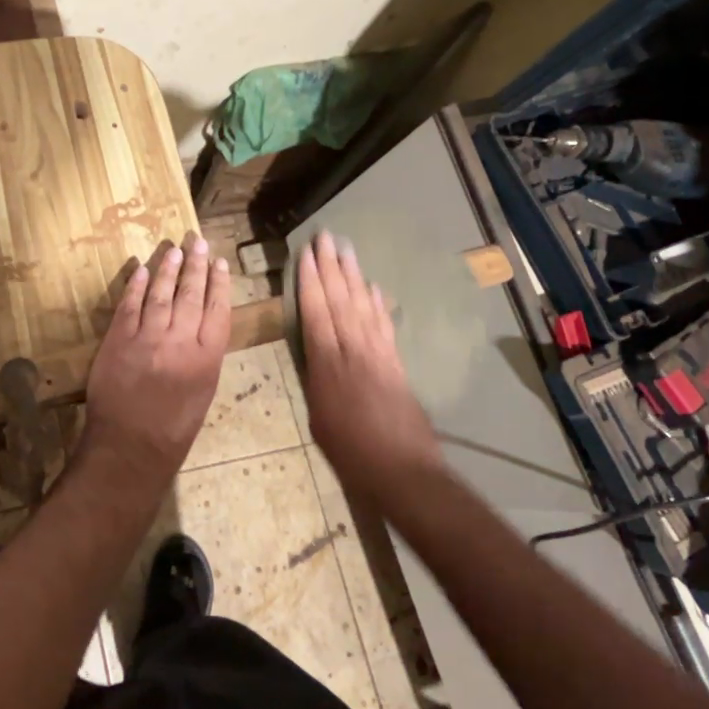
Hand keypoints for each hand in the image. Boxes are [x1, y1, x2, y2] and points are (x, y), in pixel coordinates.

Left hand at [81, 234, 230, 481]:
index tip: (219, 262)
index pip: (217, 309)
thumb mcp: (203, 393)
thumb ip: (203, 357)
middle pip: (190, 294)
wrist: (130, 446)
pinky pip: (129, 305)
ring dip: (167, 269)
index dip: (218, 283)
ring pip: (160, 293)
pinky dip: (136, 286)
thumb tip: (203, 327)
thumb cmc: (173, 430)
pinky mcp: (118, 339)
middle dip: (195, 265)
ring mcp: (147, 337)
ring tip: (173, 249)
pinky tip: (141, 270)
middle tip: (196, 241)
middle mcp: (180, 341)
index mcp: (207, 357)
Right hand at [297, 231, 442, 497]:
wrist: (402, 470)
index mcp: (327, 365)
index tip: (306, 255)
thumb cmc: (349, 451)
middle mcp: (353, 352)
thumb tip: (312, 354)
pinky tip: (372, 287)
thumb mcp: (317, 416)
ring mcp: (378, 355)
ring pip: (362, 306)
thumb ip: (315, 379)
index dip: (310, 282)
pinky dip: (377, 303)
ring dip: (353, 276)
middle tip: (327, 237)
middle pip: (340, 301)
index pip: (316, 313)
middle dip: (331, 267)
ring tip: (346, 250)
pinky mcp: (396, 364)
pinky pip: (383, 324)